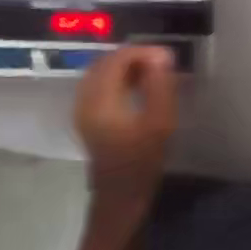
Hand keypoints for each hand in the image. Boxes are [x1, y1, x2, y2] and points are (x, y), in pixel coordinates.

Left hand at [74, 47, 178, 205]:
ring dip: (126, 67)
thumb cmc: (142, 163)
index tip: (168, 58)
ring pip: (101, 72)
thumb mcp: (159, 124)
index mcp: (100, 100)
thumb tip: (161, 57)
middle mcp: (85, 99)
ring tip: (154, 73)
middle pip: (106, 62)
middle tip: (162, 63)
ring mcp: (82, 108)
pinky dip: (118, 79)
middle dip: (134, 57)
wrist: (120, 197)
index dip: (143, 52)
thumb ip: (160, 87)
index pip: (117, 59)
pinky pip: (99, 85)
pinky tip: (138, 87)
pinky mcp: (86, 117)